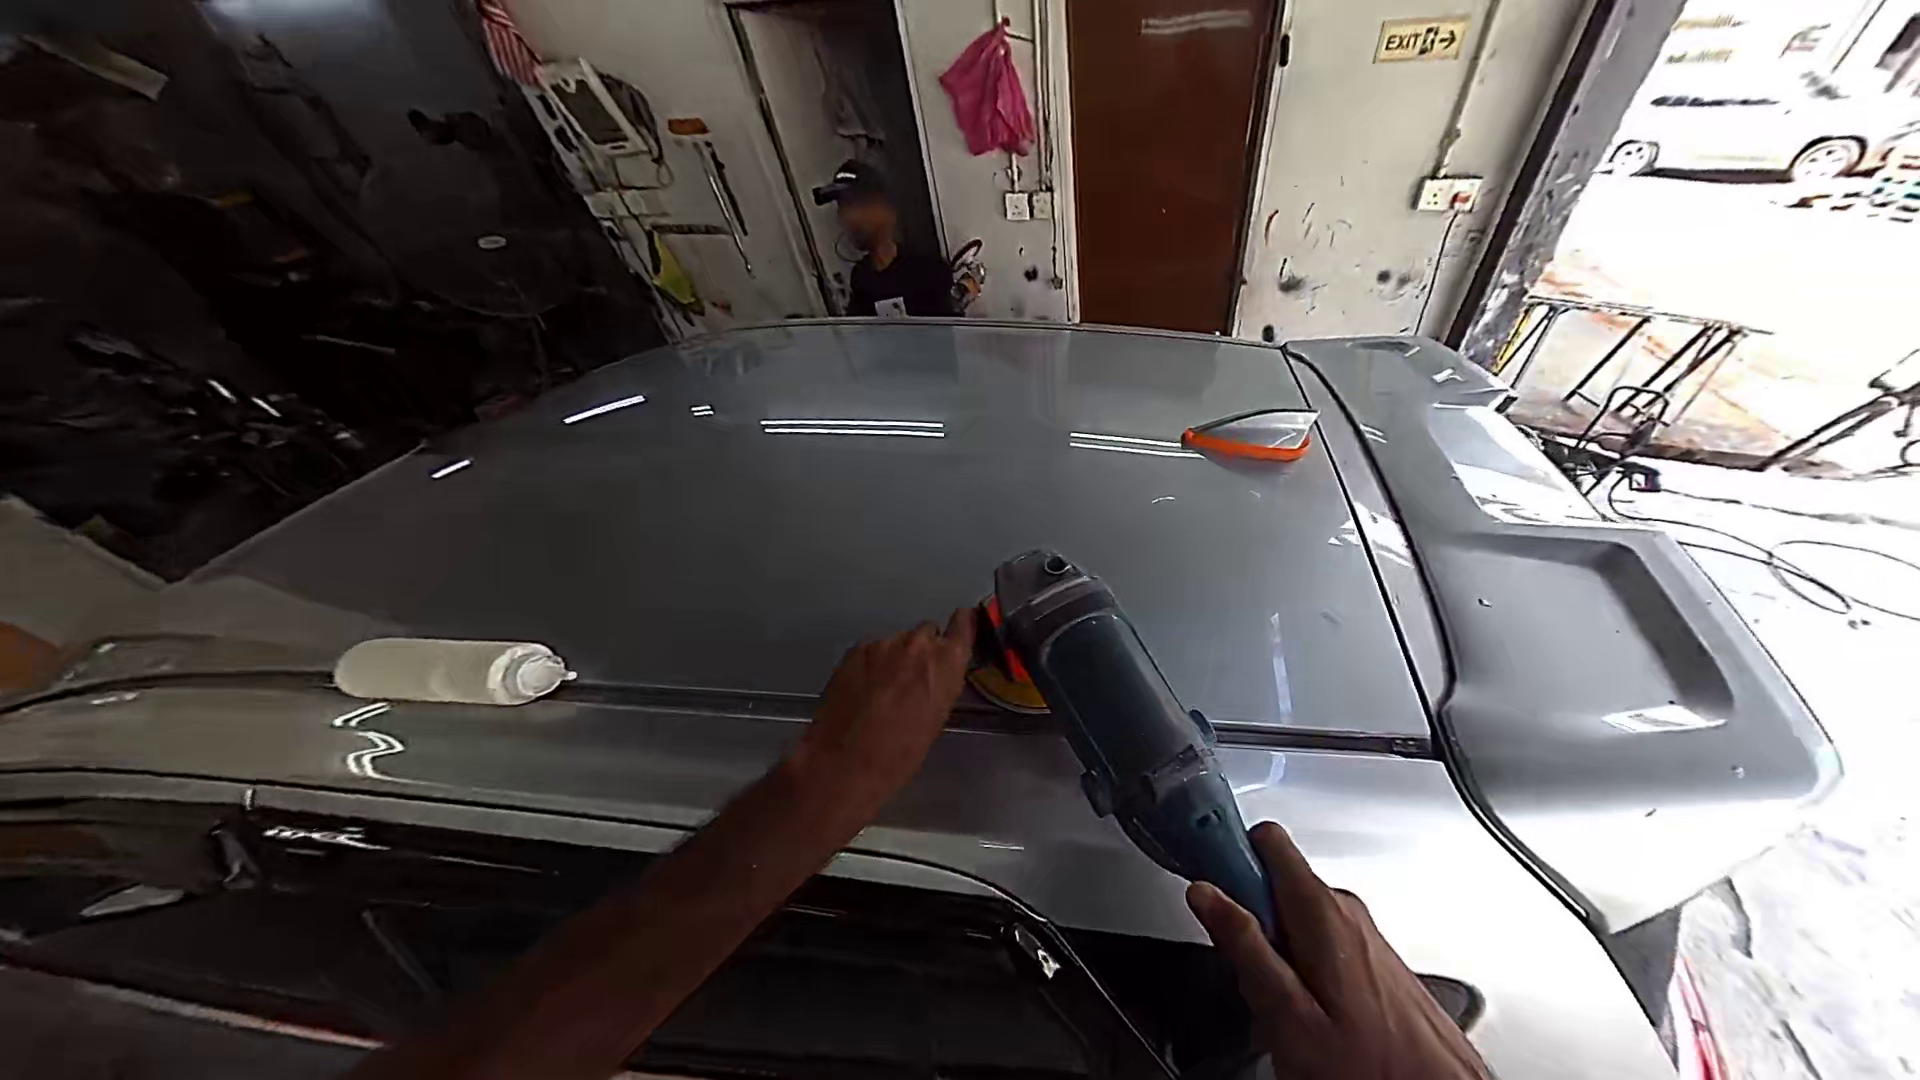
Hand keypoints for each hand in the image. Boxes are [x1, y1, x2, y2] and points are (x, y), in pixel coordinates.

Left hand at [795, 608, 976, 800]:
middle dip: (921, 651)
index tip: (963, 622)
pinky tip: (862, 690)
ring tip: (881, 691)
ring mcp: (884, 643)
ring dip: (893, 659)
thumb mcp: (936, 719)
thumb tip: (934, 677)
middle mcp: (918, 644)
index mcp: (946, 662)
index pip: (963, 623)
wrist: (846, 761)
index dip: (963, 623)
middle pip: (926, 633)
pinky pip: (871, 650)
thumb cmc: (899, 753)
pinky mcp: (856, 649)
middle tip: (910, 680)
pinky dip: (869, 664)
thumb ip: (941, 683)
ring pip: (896, 642)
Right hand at [1187, 823, 1491, 1079]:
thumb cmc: (1376, 1073)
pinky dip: (1304, 960)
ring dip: (1277, 944)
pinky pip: (1320, 936)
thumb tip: (1205, 894)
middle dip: (1251, 915)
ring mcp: (1364, 933)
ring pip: (1295, 912)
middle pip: (1274, 879)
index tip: (1210, 879)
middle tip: (1249, 970)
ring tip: (1285, 1002)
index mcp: (1322, 909)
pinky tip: (1312, 1009)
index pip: (1266, 840)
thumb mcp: (1288, 1015)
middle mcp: (1346, 909)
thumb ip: (1243, 944)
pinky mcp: (1375, 958)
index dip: (1230, 852)